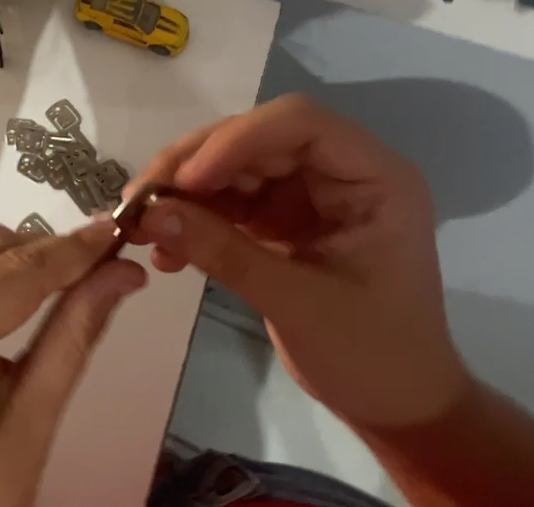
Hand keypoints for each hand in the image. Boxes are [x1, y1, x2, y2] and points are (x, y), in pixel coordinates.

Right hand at [126, 95, 471, 429]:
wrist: (396, 409)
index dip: (236, 140)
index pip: (298, 124)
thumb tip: (149, 215)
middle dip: (193, 165)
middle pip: (252, 139)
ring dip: (181, 191)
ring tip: (138, 224)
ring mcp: (304, 192)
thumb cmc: (374, 357)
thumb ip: (225, 254)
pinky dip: (189, 218)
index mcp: (372, 176)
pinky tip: (162, 248)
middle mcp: (336, 170)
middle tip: (139, 199)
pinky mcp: (277, 215)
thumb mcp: (300, 305)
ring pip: (229, 165)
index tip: (184, 181)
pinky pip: (222, 198)